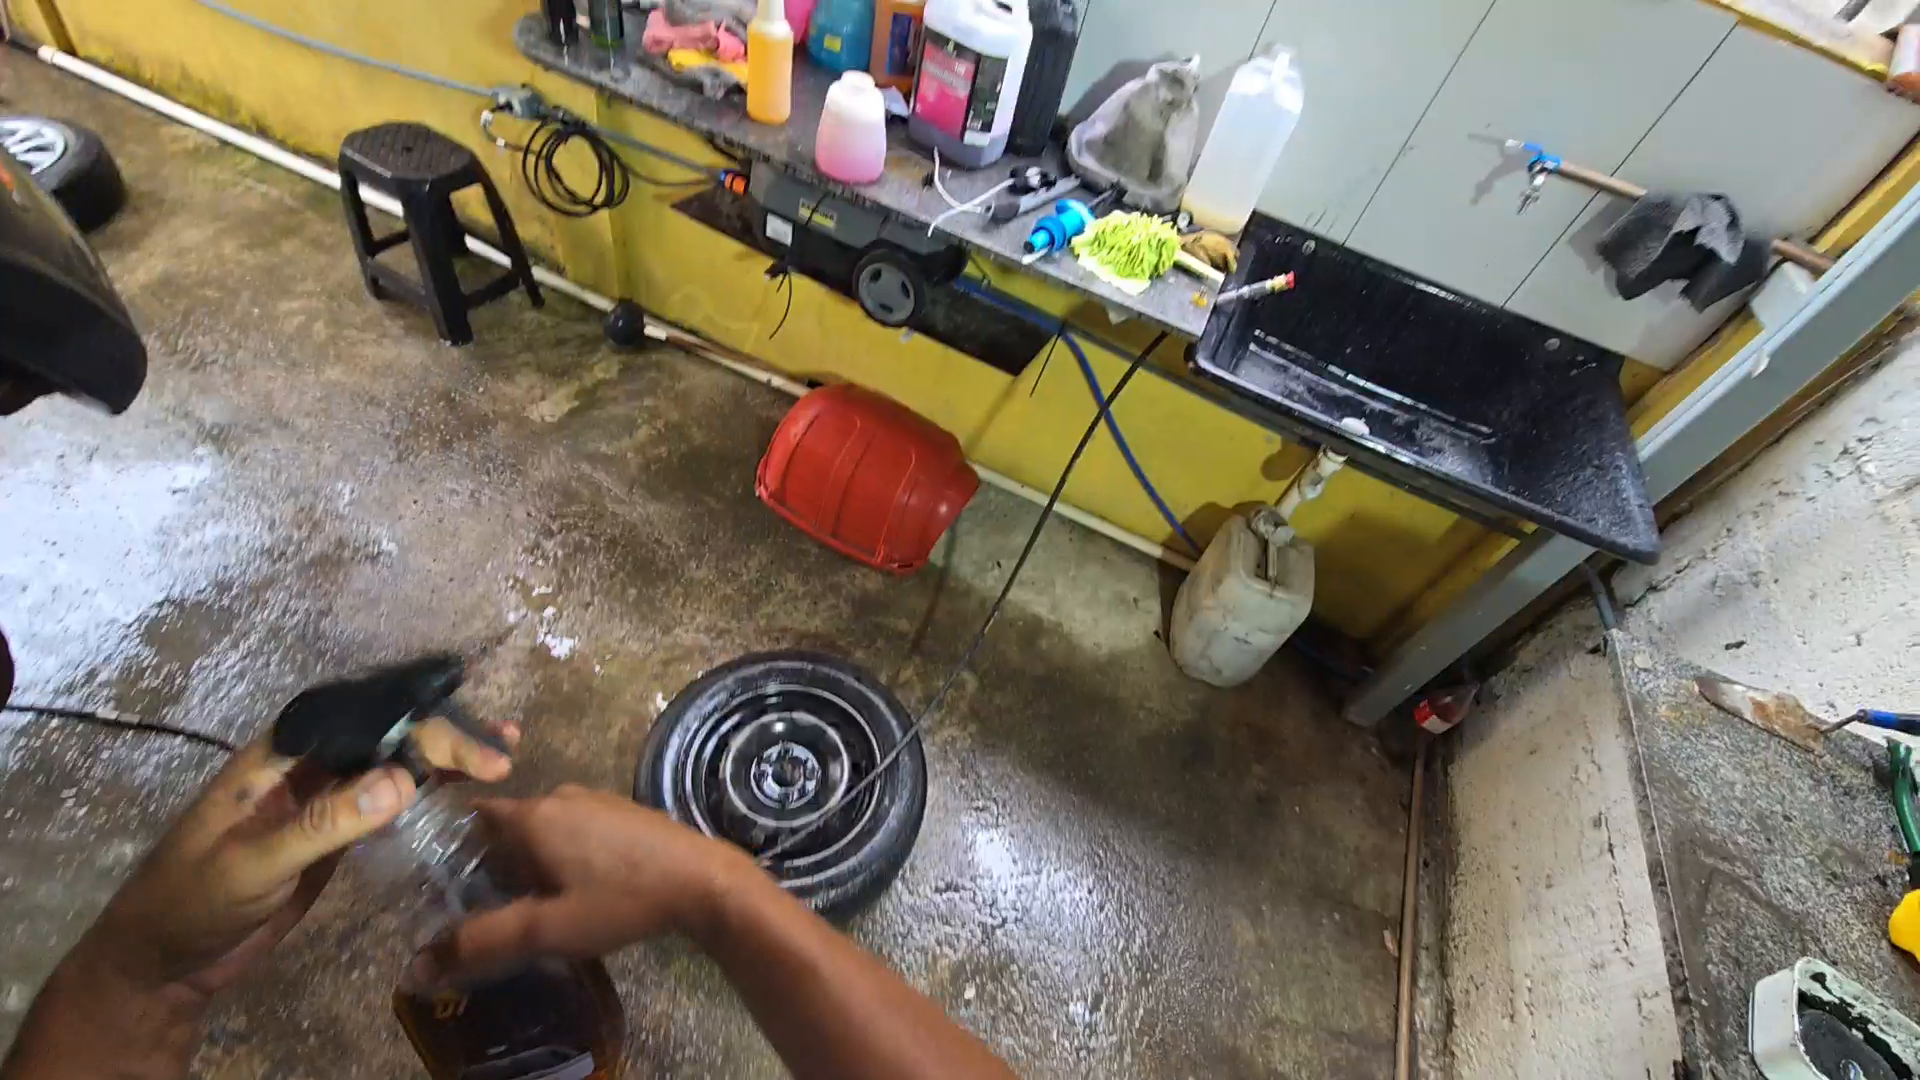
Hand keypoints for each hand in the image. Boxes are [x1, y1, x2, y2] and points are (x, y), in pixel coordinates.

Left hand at [78, 714, 517, 1001]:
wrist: (163, 968)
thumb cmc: (187, 907)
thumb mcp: (250, 866)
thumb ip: (324, 822)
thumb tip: (403, 780)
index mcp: (282, 753)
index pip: (363, 717)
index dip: (418, 716)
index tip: (466, 736)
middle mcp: (315, 760)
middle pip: (394, 731)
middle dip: (449, 737)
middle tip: (499, 754)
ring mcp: (334, 789)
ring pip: (404, 755)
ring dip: (454, 751)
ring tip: (508, 747)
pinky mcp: (349, 819)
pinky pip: (402, 789)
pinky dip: (441, 780)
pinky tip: (474, 777)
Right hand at [407, 785, 754, 987]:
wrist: (702, 879)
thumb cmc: (622, 899)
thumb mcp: (547, 929)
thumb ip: (480, 942)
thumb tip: (415, 966)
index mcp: (536, 815)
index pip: (475, 818)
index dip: (451, 850)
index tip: (435, 886)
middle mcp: (563, 796)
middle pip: (507, 826)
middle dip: (489, 863)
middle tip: (476, 910)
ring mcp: (597, 800)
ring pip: (542, 830)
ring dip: (527, 862)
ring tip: (520, 907)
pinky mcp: (622, 813)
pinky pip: (573, 830)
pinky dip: (559, 855)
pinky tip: (568, 890)